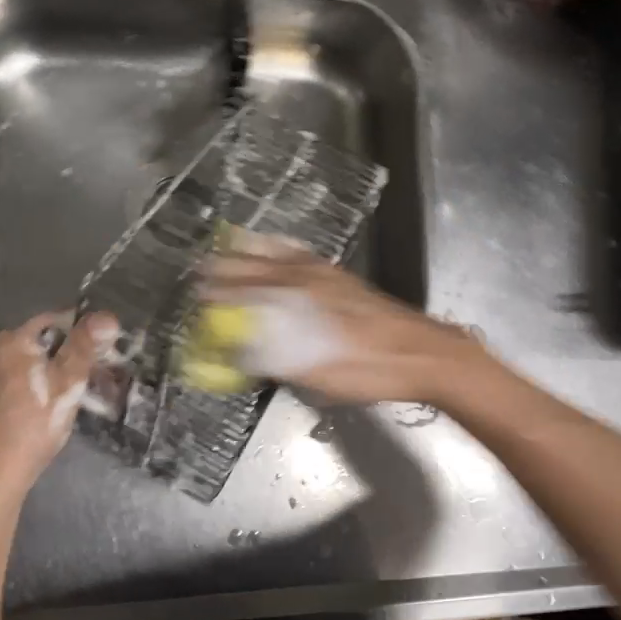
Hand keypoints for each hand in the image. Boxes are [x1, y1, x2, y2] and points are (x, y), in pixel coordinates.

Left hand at [0, 310, 118, 498]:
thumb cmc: (33, 423)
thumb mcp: (67, 382)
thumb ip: (85, 346)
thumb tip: (108, 315)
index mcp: (14, 340)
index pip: (60, 318)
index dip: (89, 330)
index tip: (113, 347)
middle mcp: (2, 350)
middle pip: (53, 341)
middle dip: (83, 354)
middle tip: (112, 370)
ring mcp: (0, 373)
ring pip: (46, 362)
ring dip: (72, 372)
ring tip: (102, 387)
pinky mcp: (3, 395)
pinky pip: (37, 378)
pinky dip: (57, 384)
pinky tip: (76, 400)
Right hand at [203, 250, 490, 406]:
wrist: (423, 353)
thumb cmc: (371, 368)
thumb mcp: (320, 374)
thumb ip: (279, 360)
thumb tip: (243, 354)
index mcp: (300, 299)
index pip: (249, 291)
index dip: (221, 293)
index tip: (197, 293)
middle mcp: (310, 278)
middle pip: (259, 267)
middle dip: (228, 267)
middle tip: (201, 267)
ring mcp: (327, 275)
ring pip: (279, 255)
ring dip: (251, 253)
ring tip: (228, 245)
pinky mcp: (341, 278)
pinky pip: (300, 254)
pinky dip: (280, 249)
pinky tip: (276, 250)